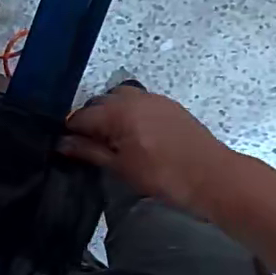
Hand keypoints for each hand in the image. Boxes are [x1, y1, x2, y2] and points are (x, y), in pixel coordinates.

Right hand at [59, 86, 239, 212]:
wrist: (213, 177)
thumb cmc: (163, 176)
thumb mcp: (121, 167)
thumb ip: (89, 151)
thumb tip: (61, 143)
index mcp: (117, 111)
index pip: (80, 116)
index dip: (69, 132)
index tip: (67, 148)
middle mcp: (132, 97)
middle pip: (97, 104)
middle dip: (89, 121)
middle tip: (89, 147)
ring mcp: (152, 98)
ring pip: (117, 98)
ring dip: (109, 114)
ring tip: (112, 139)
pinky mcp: (167, 105)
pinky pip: (137, 101)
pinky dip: (128, 112)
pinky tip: (133, 134)